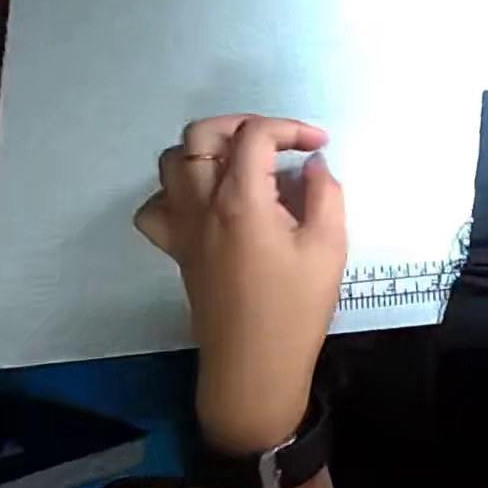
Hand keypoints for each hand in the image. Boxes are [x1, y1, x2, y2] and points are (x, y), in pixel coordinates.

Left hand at [135, 115, 346, 453]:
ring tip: (247, 164)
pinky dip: (180, 189)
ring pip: (173, 161)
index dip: (291, 129)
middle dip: (244, 124)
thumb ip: (325, 194)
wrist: (255, 363)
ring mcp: (182, 226)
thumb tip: (313, 165)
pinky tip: (210, 201)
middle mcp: (201, 204)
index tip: (320, 144)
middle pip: (202, 135)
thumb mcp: (329, 246)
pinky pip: (158, 204)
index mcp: (242, 201)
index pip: (255, 136)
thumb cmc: (297, 306)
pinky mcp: (177, 249)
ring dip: (210, 149)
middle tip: (280, 142)